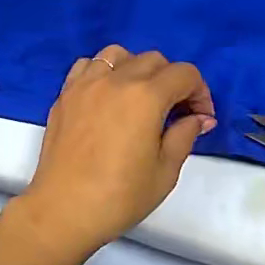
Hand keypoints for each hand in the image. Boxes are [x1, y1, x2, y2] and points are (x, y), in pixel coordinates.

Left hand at [0, 45, 214, 264]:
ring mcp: (86, 84)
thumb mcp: (165, 171)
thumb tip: (199, 118)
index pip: (184, 74)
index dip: (200, 92)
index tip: (200, 117)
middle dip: (172, 81)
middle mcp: (115, 80)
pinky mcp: (65, 94)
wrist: (64, 209)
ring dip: (136, 68)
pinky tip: (107, 95)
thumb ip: (184, 135)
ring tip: (139, 97)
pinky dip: (102, 71)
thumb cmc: (120, 196)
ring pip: (118, 55)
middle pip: (153, 60)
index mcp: (145, 97)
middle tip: (175, 111)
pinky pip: (87, 65)